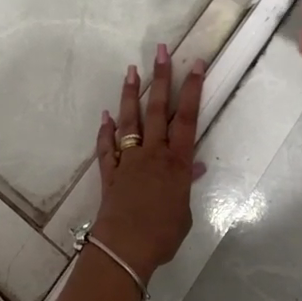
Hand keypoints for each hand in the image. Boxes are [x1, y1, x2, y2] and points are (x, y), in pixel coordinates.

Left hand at [91, 43, 203, 282]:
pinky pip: (107, 146)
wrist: (124, 249)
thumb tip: (195, 167)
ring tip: (132, 69)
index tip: (196, 63)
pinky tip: (106, 115)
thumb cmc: (162, 234)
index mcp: (176, 161)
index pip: (188, 117)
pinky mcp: (110, 171)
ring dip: (131, 94)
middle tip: (161, 50)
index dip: (193, 89)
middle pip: (158, 108)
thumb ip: (186, 185)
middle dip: (161, 78)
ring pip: (131, 120)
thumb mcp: (184, 212)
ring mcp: (129, 159)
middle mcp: (153, 152)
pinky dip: (106, 130)